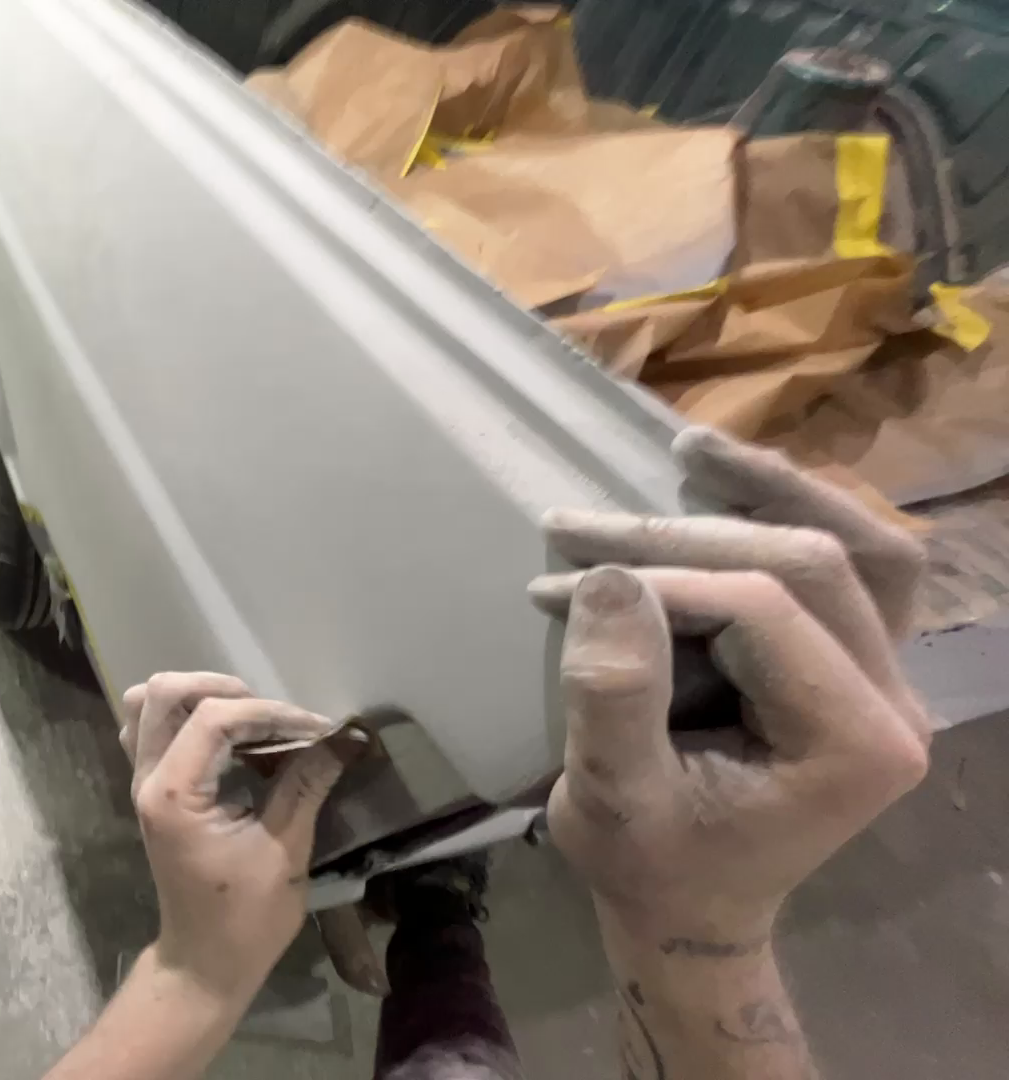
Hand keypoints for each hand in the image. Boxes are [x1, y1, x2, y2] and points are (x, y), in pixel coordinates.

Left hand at [119, 672, 346, 1001]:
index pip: (211, 718)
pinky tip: (222, 733)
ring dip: (196, 695)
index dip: (267, 712)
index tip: (313, 727)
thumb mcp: (284, 850)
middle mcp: (146, 777)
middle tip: (272, 717)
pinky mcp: (149, 785)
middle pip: (164, 693)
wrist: (204, 960)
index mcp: (173, 794)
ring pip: (146, 704)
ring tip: (245, 716)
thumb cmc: (245, 918)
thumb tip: (344, 737)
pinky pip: (147, 728)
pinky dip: (181, 715)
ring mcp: (141, 779)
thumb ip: (305, 783)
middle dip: (223, 689)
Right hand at [529, 426, 930, 944]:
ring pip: (863, 549)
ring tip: (689, 447)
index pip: (757, 610)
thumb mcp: (612, 791)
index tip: (552, 589)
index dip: (651, 585)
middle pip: (814, 564)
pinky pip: (846, 571)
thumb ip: (614, 690)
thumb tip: (605, 577)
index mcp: (853, 737)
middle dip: (680, 532)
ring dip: (770, 491)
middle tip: (571, 526)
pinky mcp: (839, 666)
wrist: (687, 901)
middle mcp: (893, 698)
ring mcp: (879, 677)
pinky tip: (725, 487)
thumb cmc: (645, 858)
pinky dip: (785, 516)